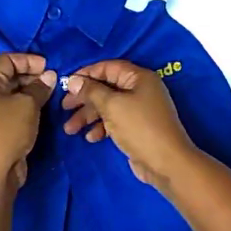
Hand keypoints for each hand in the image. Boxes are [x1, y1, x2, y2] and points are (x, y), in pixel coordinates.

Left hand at [0, 53, 56, 189]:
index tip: (49, 67)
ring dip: (31, 94)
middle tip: (54, 83)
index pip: (6, 60)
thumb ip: (39, 87)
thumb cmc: (6, 131)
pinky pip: (12, 112)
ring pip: (12, 96)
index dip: (28, 60)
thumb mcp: (27, 105)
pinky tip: (42, 112)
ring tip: (52, 97)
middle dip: (32, 77)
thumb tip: (48, 76)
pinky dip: (27, 109)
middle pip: (8, 77)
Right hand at [60, 59, 199, 185]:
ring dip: (88, 116)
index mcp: (138, 78)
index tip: (66, 84)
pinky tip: (91, 138)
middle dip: (84, 99)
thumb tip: (74, 80)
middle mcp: (140, 90)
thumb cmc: (139, 128)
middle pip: (106, 88)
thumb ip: (91, 91)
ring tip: (70, 129)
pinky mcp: (136, 128)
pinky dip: (101, 127)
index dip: (86, 74)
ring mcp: (139, 110)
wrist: (166, 162)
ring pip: (107, 107)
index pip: (108, 68)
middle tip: (64, 107)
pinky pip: (114, 122)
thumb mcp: (112, 106)